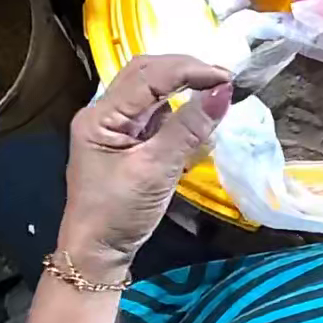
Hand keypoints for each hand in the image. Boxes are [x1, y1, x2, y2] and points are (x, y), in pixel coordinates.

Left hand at [58, 55, 232, 281]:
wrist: (97, 252)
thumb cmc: (119, 213)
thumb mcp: (156, 170)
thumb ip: (188, 128)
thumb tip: (223, 91)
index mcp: (99, 116)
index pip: (147, 76)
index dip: (188, 70)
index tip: (225, 76)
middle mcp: (102, 113)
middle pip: (145, 73)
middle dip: (183, 70)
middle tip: (222, 78)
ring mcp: (113, 126)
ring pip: (148, 89)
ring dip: (180, 84)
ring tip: (213, 89)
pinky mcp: (125, 140)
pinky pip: (152, 112)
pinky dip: (175, 107)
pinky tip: (195, 112)